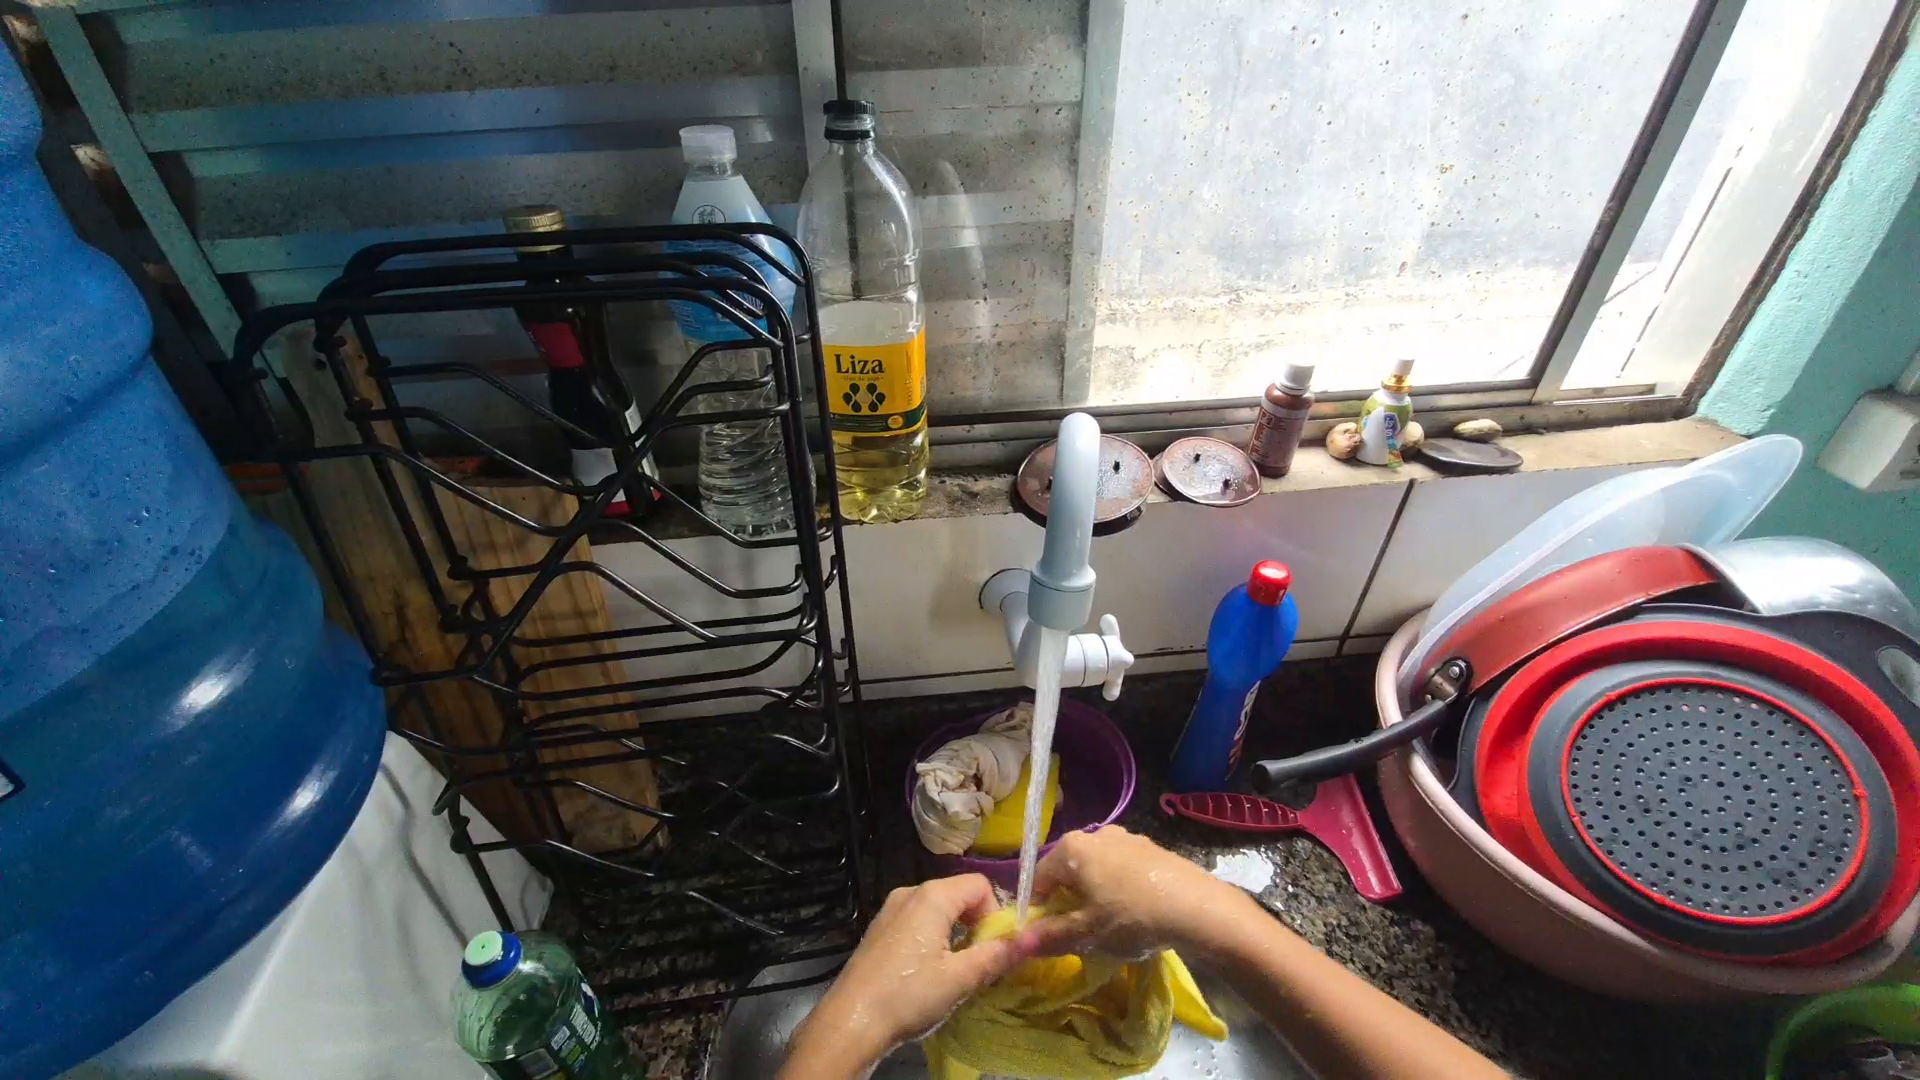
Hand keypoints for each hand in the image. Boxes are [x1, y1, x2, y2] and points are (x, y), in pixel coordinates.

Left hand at [783, 875, 1028, 1075]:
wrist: (850, 1022)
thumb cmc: (909, 996)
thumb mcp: (960, 979)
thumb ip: (997, 955)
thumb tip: (1033, 938)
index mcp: (933, 895)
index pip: (980, 885)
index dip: (995, 914)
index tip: (993, 949)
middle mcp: (911, 891)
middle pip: (958, 895)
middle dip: (975, 925)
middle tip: (976, 964)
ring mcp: (891, 908)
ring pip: (937, 909)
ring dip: (954, 934)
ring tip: (952, 973)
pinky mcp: (879, 927)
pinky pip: (917, 920)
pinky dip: (931, 938)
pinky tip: (925, 973)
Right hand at [1025, 825, 1255, 958]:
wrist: (1195, 906)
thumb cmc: (1130, 916)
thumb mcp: (1086, 933)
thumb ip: (1049, 936)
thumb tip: (1016, 944)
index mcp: (1071, 848)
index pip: (1039, 876)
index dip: (1038, 907)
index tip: (1048, 933)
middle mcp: (1095, 833)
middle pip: (1068, 870)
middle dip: (1068, 899)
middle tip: (1080, 931)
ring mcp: (1126, 837)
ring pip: (1097, 869)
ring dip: (1095, 893)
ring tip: (1110, 924)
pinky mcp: (1151, 848)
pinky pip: (1122, 869)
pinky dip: (1120, 888)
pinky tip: (1136, 912)